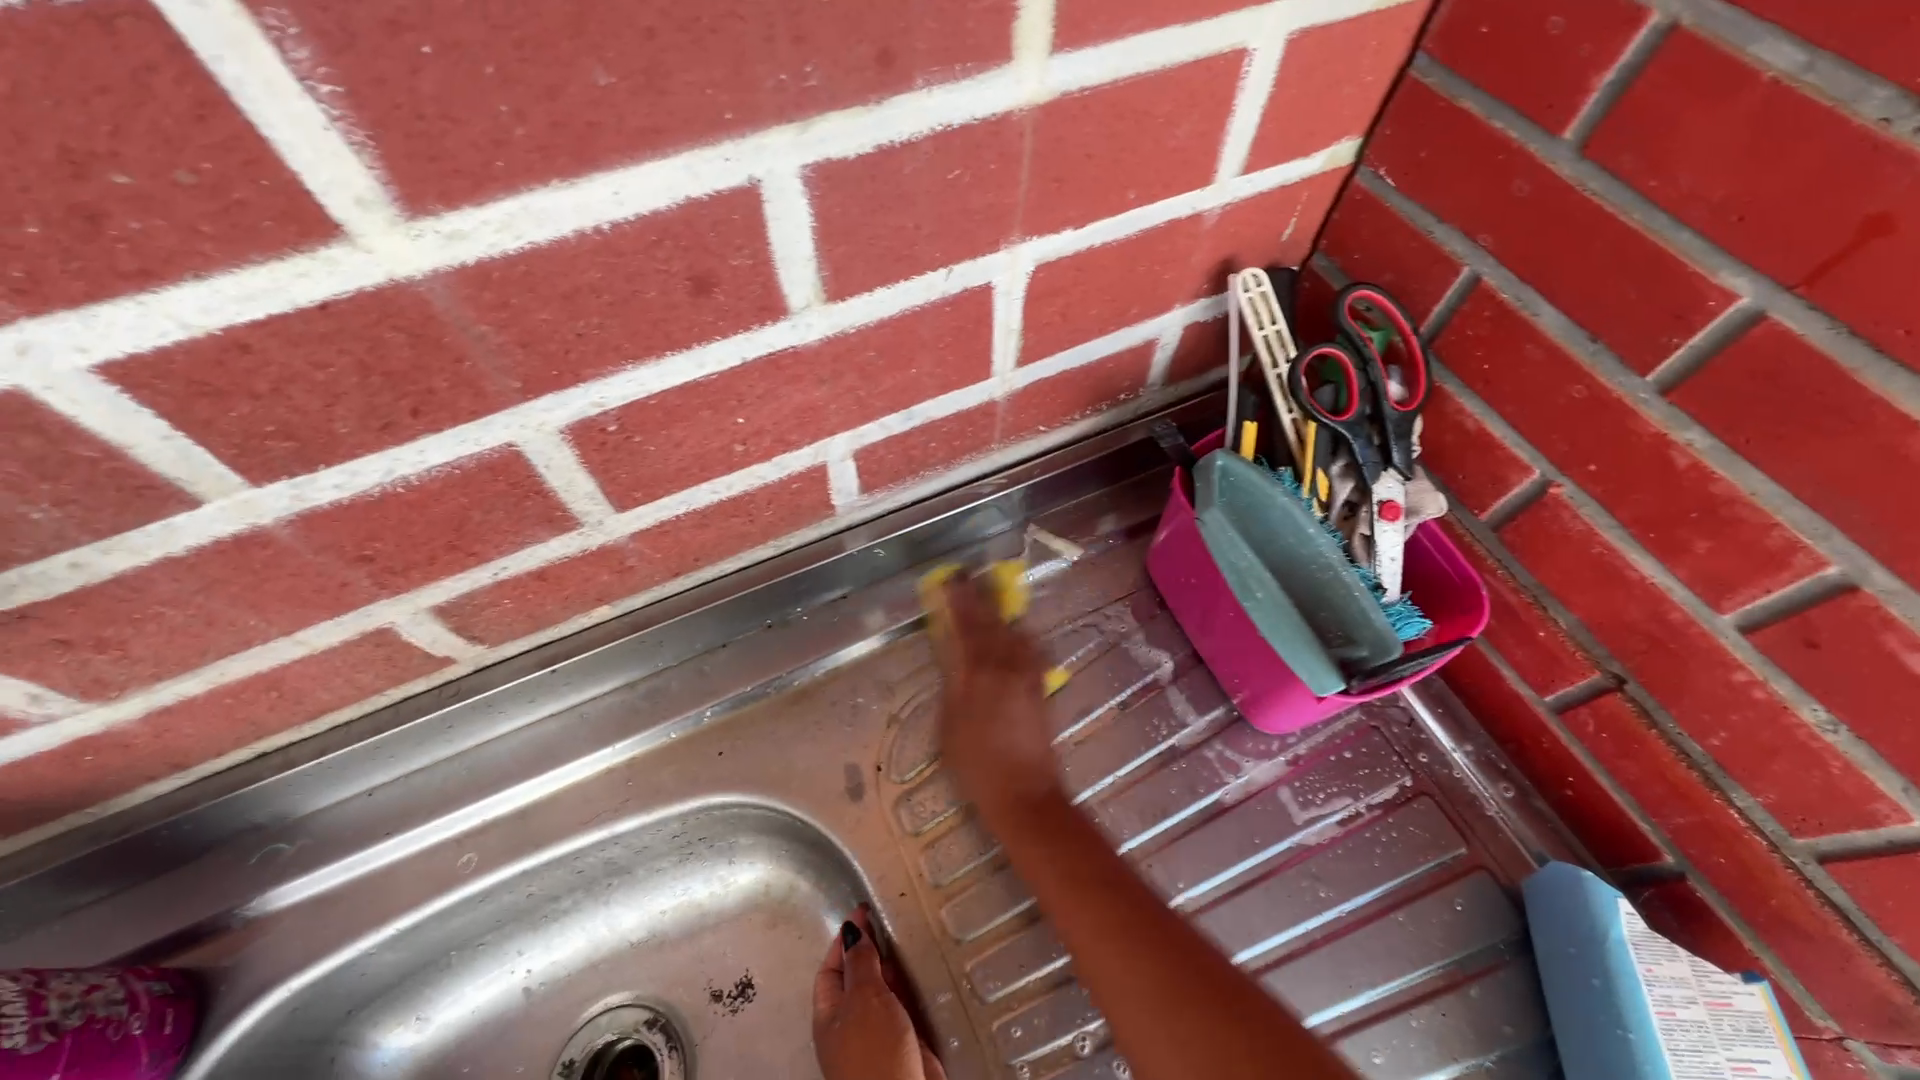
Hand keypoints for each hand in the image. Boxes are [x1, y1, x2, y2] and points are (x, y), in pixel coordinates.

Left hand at [812, 907, 945, 1079]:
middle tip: (892, 918)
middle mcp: (852, 1023)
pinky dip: (915, 987)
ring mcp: (881, 1035)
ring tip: (911, 934)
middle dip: (873, 949)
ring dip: (896, 967)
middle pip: (859, 978)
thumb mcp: (862, 999)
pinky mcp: (909, 1044)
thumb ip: (860, 963)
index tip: (864, 910)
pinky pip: (909, 1007)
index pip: (832, 967)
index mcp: (830, 1014)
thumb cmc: (873, 1050)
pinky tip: (927, 969)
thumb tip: (851, 931)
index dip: (846, 939)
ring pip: (886, 992)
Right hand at [929, 577, 1062, 822]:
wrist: (1024, 794)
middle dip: (982, 599)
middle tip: (972, 578)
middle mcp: (1006, 668)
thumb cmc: (977, 765)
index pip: (966, 627)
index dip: (959, 601)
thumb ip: (953, 684)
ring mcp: (1028, 678)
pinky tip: (1020, 637)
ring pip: (1016, 635)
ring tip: (994, 601)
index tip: (951, 579)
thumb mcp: (950, 725)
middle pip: (993, 624)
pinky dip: (1021, 638)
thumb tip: (954, 655)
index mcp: (979, 674)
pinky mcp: (1041, 691)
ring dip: (1003, 615)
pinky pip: (1031, 652)